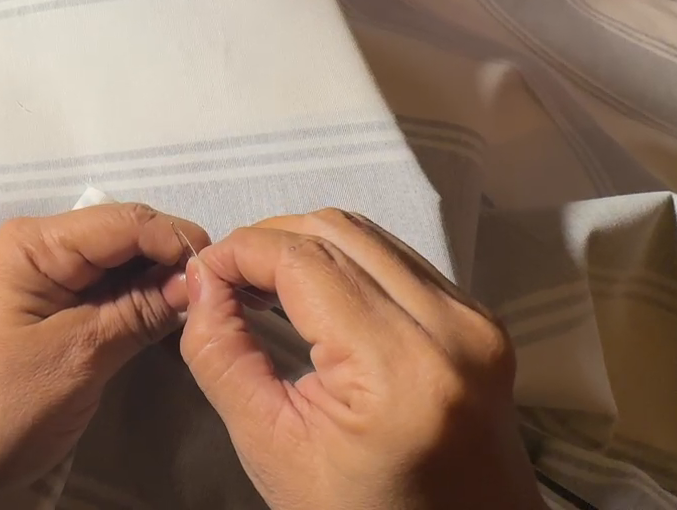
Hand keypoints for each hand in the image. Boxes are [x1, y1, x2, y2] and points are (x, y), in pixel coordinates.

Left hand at [0, 202, 208, 499]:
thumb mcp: (76, 357)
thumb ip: (137, 311)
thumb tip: (196, 281)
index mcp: (38, 242)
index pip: (123, 221)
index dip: (174, 241)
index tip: (220, 274)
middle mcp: (45, 243)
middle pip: (125, 234)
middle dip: (172, 258)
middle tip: (221, 294)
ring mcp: (51, 271)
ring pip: (122, 259)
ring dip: (162, 278)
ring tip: (206, 304)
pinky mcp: (58, 301)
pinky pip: (110, 286)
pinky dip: (142, 297)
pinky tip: (172, 314)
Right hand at [180, 209, 542, 509]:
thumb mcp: (269, 446)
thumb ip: (220, 353)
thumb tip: (200, 275)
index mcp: (398, 371)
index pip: (303, 261)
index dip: (242, 250)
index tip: (204, 270)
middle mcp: (448, 330)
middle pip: (333, 231)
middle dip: (268, 240)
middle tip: (229, 277)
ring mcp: (470, 318)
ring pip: (362, 232)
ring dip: (302, 242)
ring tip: (264, 282)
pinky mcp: (475, 315)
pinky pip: (391, 254)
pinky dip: (339, 256)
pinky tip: (311, 290)